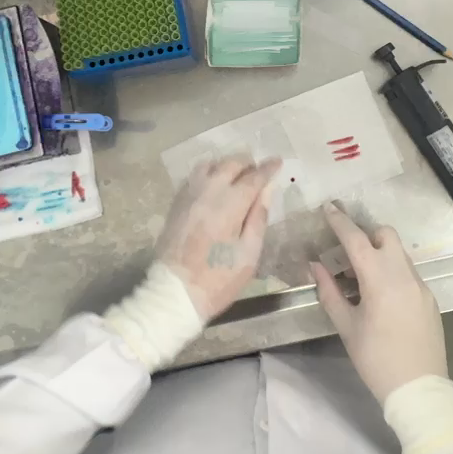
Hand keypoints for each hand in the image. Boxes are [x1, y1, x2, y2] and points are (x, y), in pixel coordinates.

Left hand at [157, 156, 281, 320]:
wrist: (175, 292)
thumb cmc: (218, 279)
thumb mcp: (248, 255)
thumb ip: (258, 218)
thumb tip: (266, 191)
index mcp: (229, 205)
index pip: (253, 177)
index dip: (268, 168)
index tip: (278, 161)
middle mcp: (207, 192)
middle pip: (230, 164)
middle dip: (248, 163)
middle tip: (259, 170)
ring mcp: (188, 195)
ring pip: (209, 165)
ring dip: (226, 165)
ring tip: (237, 175)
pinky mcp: (176, 203)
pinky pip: (194, 176)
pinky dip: (209, 173)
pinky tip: (215, 184)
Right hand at [311, 203, 447, 401]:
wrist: (419, 390)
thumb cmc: (376, 359)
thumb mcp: (346, 326)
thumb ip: (329, 291)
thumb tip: (316, 265)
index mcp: (380, 279)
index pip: (357, 239)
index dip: (340, 222)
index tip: (328, 208)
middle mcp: (404, 275)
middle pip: (386, 235)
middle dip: (366, 233)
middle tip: (345, 249)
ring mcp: (421, 286)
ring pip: (399, 253)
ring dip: (379, 253)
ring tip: (359, 275)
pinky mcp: (430, 299)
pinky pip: (408, 272)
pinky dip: (391, 271)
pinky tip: (379, 295)